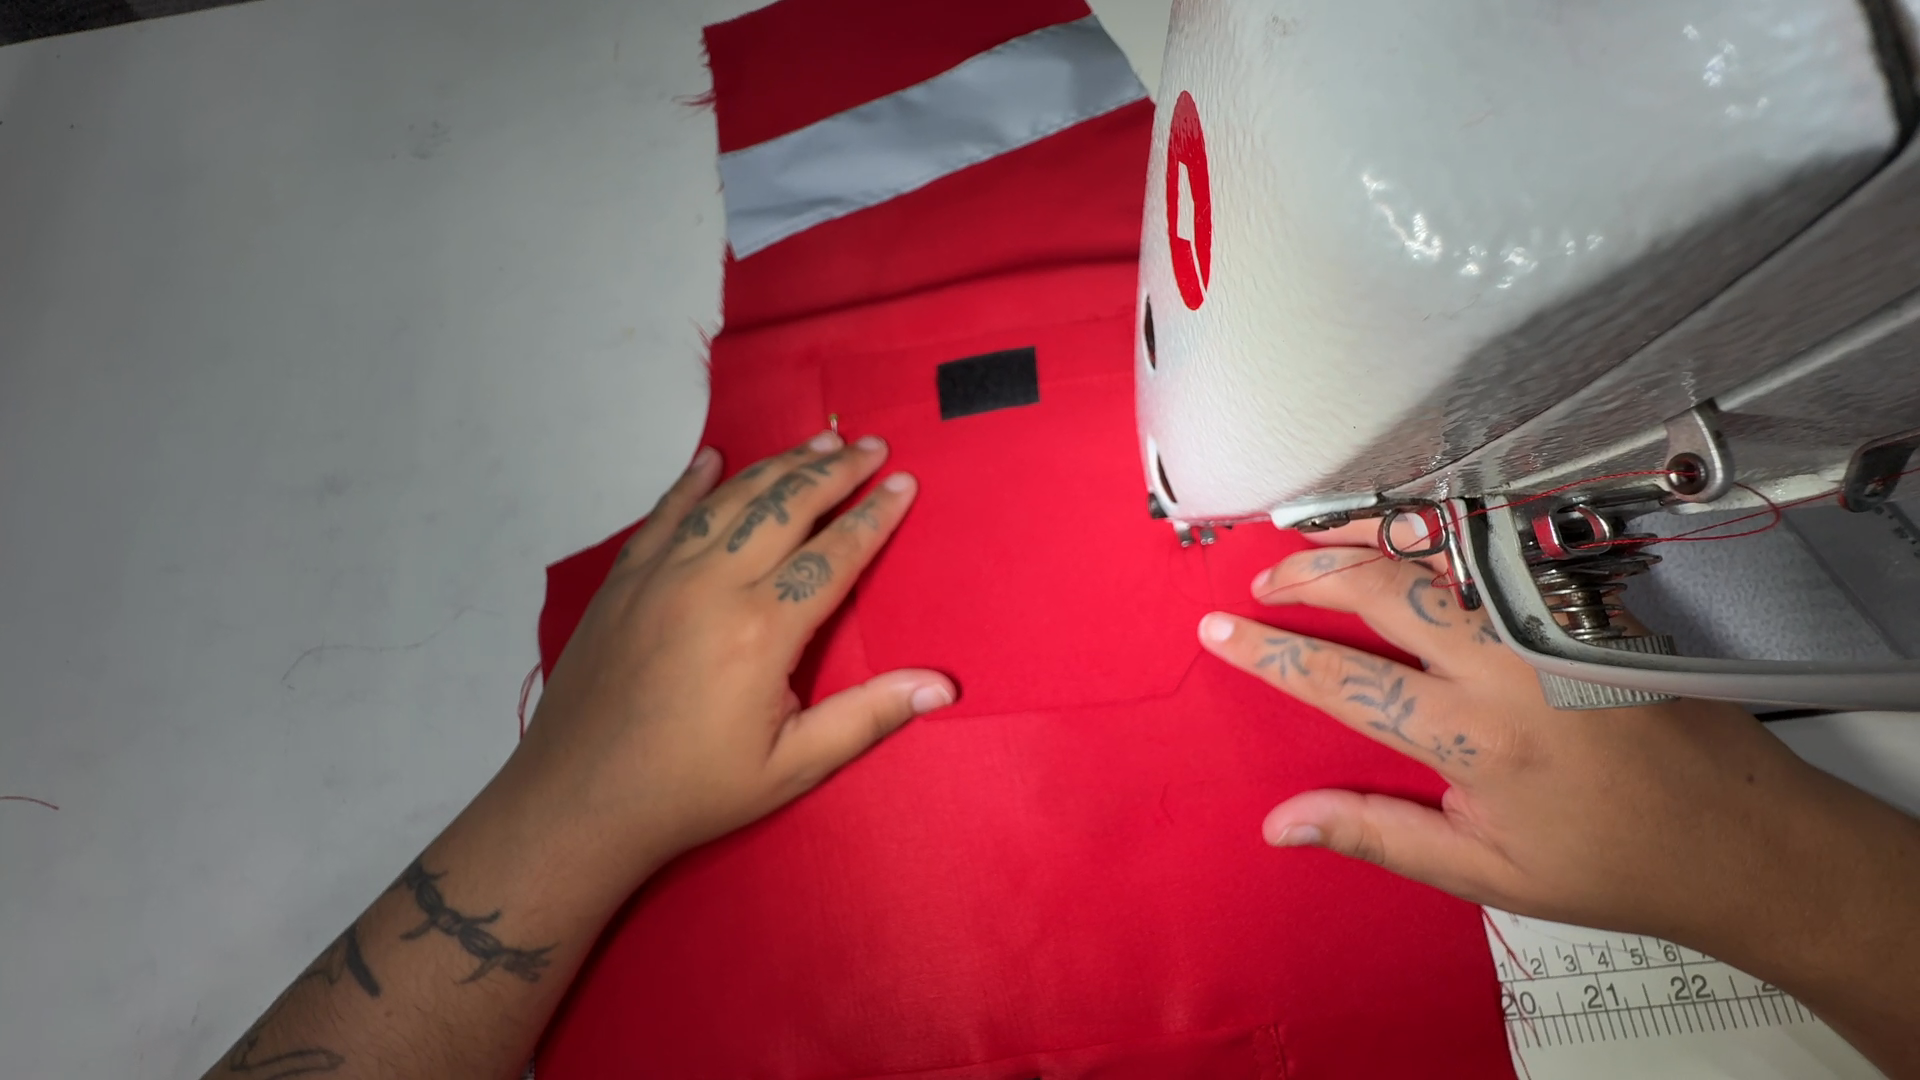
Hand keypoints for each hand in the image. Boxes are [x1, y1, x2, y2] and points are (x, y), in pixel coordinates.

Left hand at [514, 431, 954, 873]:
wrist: (576, 803)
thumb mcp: (794, 766)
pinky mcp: (622, 579)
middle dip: (836, 471)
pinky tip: (713, 457)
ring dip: (780, 464)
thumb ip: (868, 716)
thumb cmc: (695, 788)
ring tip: (819, 439)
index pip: (834, 554)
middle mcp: (712, 585)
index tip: (904, 482)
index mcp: (761, 629)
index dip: (875, 516)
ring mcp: (660, 574)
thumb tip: (943, 685)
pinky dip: (692, 480)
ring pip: (731, 498)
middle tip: (872, 444)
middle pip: (786, 508)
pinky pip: (665, 513)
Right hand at [1196, 524, 1905, 952]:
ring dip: (1352, 544)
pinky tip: (1388, 536)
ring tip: (1302, 547)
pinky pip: (1485, 553)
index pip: (1342, 680)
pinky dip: (1422, 536)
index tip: (1217, 631)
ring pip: (1430, 555)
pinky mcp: (1580, 606)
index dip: (1268, 652)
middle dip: (1303, 580)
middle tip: (1260, 586)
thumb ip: (1374, 833)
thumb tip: (1279, 824)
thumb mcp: (1484, 870)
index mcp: (1476, 737)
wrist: (1750, 839)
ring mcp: (1550, 623)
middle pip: (1379, 592)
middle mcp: (1509, 666)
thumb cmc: (1609, 862)